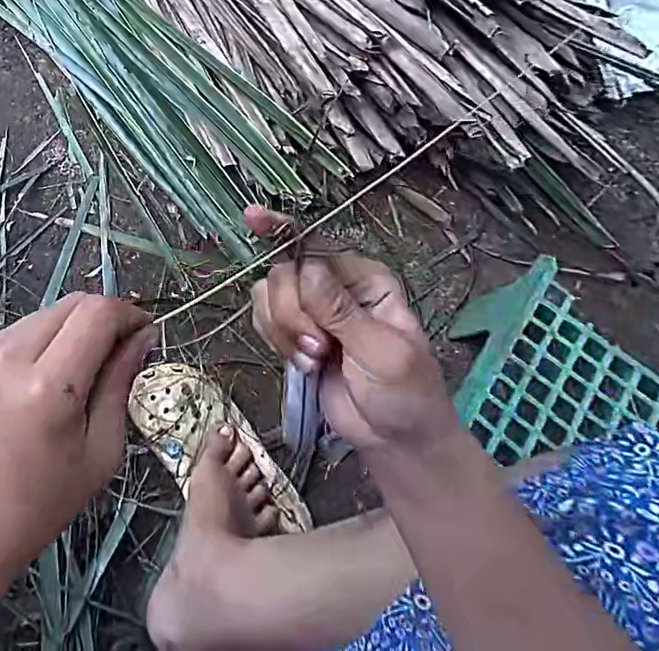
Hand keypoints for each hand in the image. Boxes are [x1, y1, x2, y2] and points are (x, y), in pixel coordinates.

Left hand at [0, 295, 155, 600]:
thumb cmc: (42, 503)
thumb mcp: (101, 451)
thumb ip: (121, 383)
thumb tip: (144, 335)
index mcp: (48, 387)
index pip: (98, 313)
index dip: (127, 314)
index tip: (142, 332)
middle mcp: (9, 357)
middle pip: (73, 304)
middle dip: (103, 319)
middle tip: (116, 350)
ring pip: (46, 313)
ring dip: (69, 331)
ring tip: (73, 373)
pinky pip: (17, 330)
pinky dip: (38, 343)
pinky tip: (35, 382)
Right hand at [245, 206, 456, 454]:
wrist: (396, 441)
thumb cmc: (405, 393)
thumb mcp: (382, 352)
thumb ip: (341, 313)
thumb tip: (307, 271)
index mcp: (363, 276)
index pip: (316, 243)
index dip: (282, 229)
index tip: (253, 218)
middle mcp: (332, 283)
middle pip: (284, 273)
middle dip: (293, 314)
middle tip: (320, 348)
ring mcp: (310, 307)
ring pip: (267, 295)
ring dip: (284, 332)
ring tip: (315, 360)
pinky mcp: (291, 332)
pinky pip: (262, 318)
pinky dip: (275, 341)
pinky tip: (304, 364)